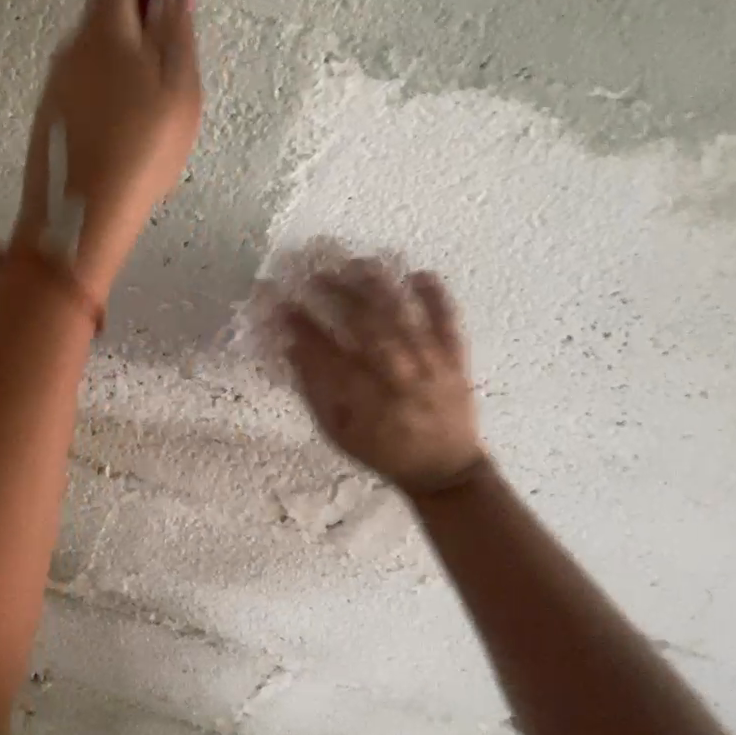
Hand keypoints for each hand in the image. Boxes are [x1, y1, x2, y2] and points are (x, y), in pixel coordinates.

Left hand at [11, 0, 201, 299]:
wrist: (79, 217)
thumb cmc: (141, 148)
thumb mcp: (177, 84)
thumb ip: (174, 25)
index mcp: (101, 32)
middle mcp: (70, 50)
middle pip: (106, 12)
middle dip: (142, 18)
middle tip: (176, 56)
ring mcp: (55, 84)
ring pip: (97, 51)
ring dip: (127, 57)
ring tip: (155, 104)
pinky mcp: (50, 115)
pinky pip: (86, 83)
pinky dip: (109, 87)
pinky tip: (126, 126)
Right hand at [283, 260, 485, 495]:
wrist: (446, 472)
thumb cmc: (381, 451)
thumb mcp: (337, 430)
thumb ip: (314, 390)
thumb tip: (290, 347)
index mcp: (364, 398)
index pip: (325, 352)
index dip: (301, 325)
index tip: (280, 302)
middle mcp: (398, 378)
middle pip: (366, 327)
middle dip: (339, 296)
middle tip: (315, 272)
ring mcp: (430, 366)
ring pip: (404, 320)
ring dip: (380, 288)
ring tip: (357, 262)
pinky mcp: (455, 361)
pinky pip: (448, 325)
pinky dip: (436, 298)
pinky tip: (419, 273)